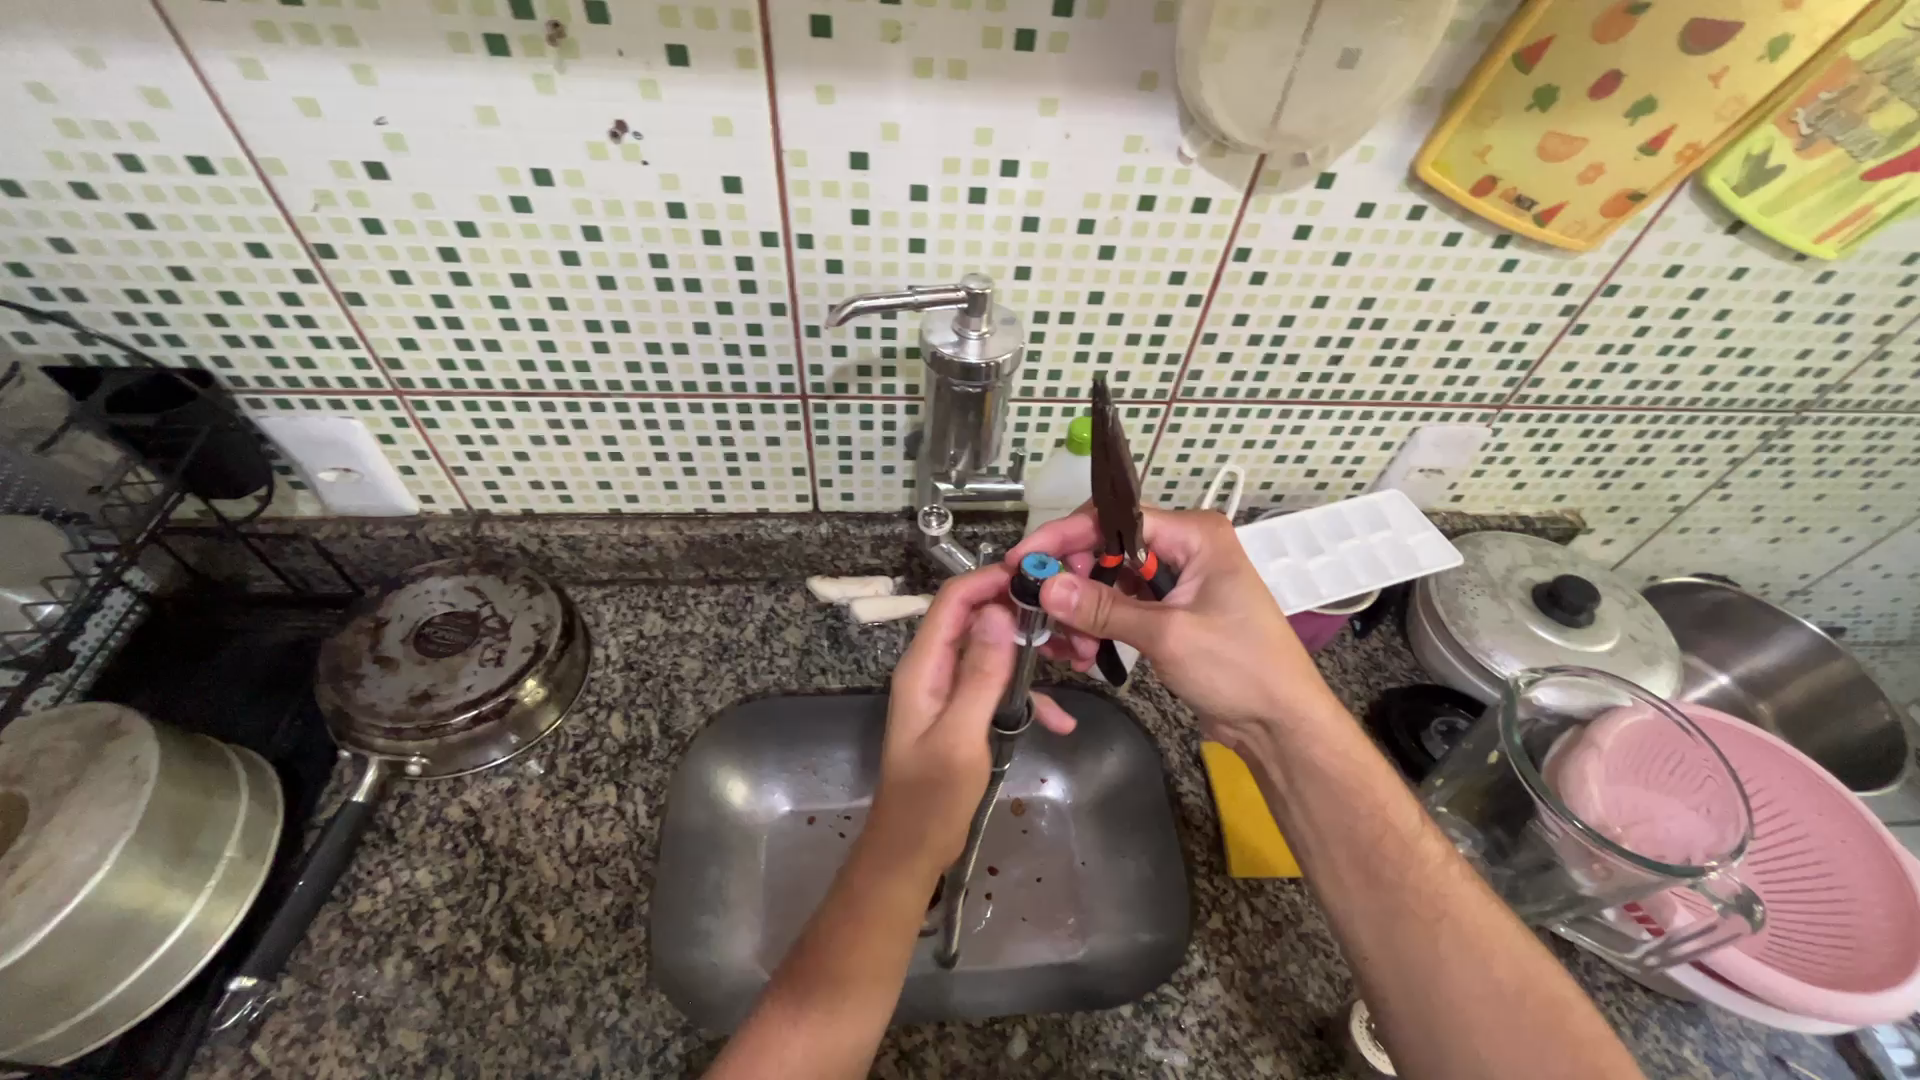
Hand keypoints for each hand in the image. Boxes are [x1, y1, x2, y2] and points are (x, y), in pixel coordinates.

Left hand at [866, 565, 1075, 879]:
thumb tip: (999, 612)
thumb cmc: (931, 797)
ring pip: (993, 652)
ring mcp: (949, 691)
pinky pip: (998, 690)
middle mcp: (934, 669)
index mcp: (924, 666)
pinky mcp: (964, 713)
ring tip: (1076, 657)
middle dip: (1020, 615)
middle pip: (976, 620)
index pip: (953, 601)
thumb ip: (980, 674)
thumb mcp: (960, 735)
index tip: (1037, 578)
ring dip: (1030, 656)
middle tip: (1066, 617)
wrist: (913, 849)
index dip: (990, 581)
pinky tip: (1061, 722)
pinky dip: (1028, 699)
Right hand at [1008, 506, 1344, 752]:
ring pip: (1109, 581)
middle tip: (1043, 612)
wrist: (1279, 723)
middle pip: (1108, 548)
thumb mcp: (1168, 635)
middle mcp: (1183, 548)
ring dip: (1084, 612)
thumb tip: (1045, 585)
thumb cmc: (1239, 668)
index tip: (1024, 559)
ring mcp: (1175, 581)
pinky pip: (1121, 607)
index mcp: (1194, 534)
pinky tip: (1084, 653)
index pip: (1116, 518)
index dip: (1066, 536)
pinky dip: (1099, 627)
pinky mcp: (1169, 611)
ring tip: (1071, 648)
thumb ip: (1104, 608)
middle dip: (1074, 582)